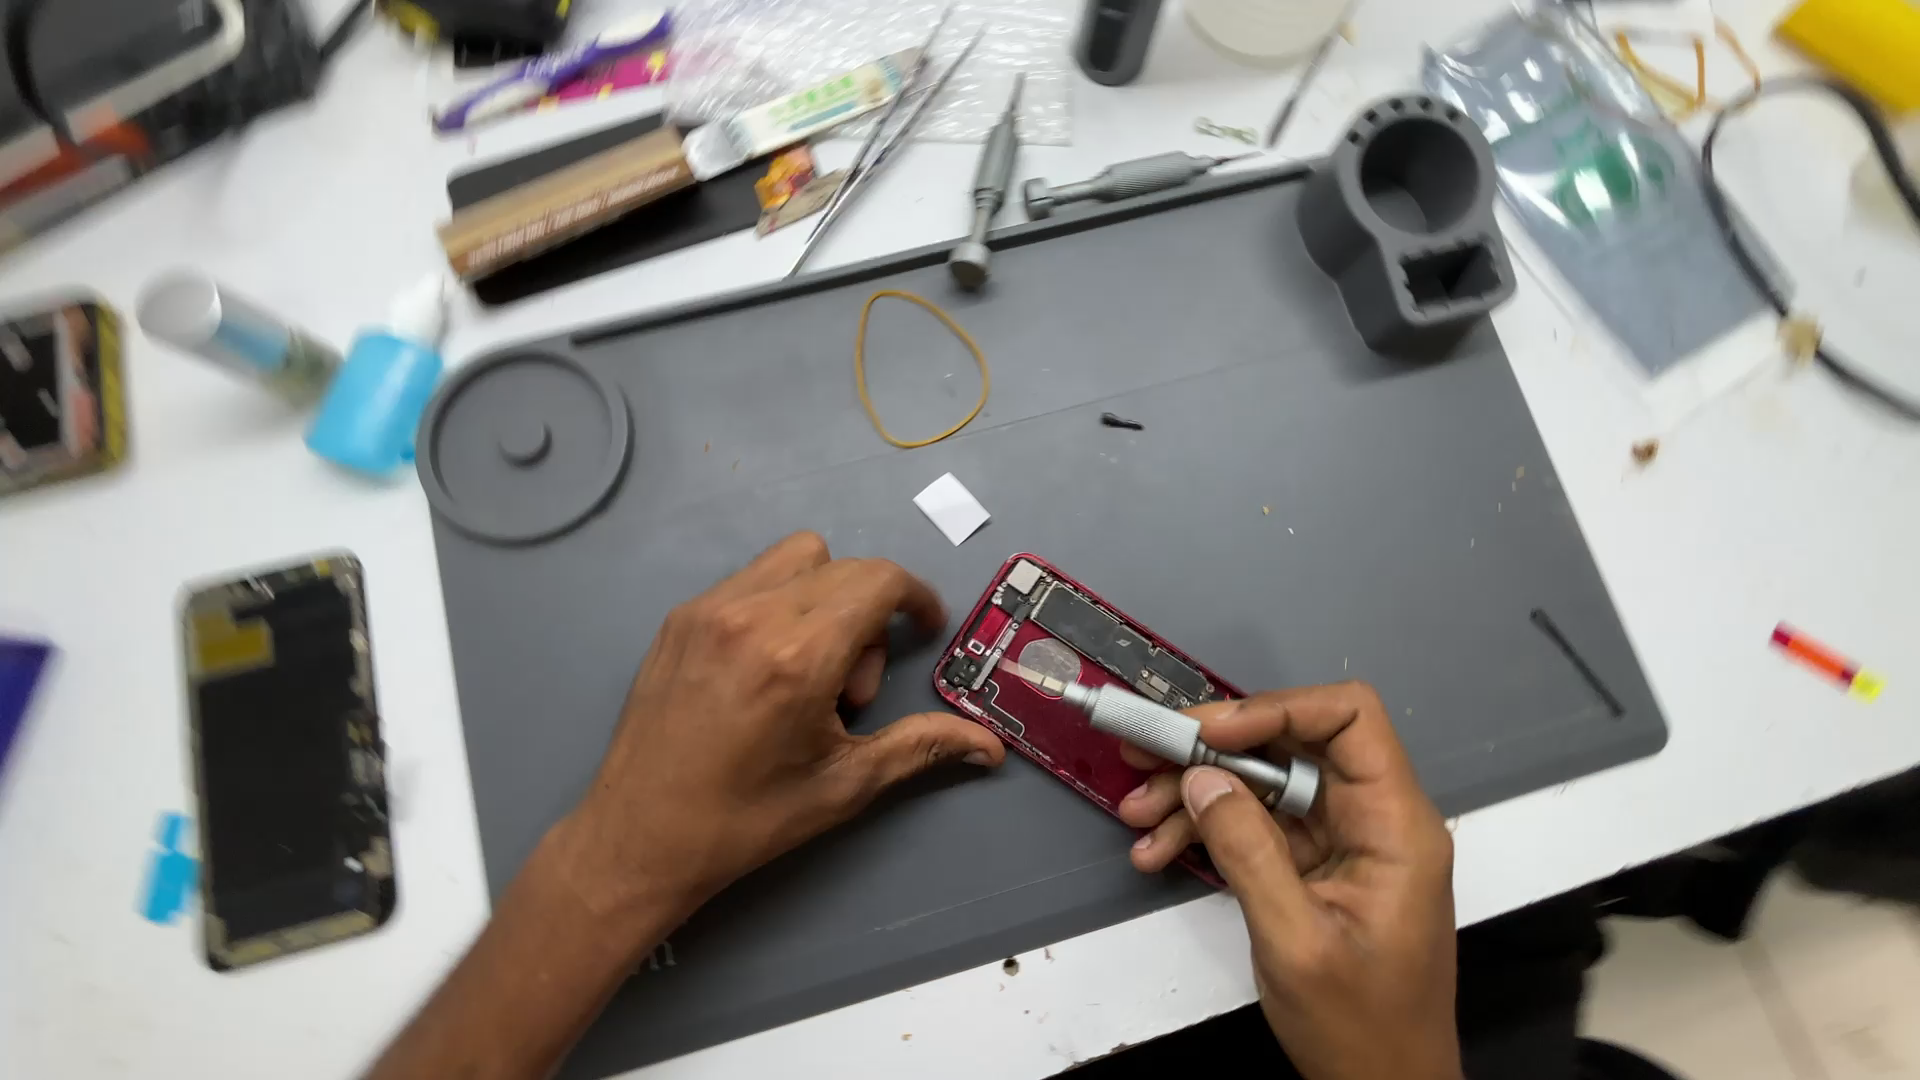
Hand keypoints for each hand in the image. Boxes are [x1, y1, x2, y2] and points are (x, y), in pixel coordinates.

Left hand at [552, 531, 1006, 930]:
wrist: (636, 839)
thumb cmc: (747, 820)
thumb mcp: (845, 784)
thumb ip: (923, 747)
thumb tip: (991, 747)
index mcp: (800, 655)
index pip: (879, 580)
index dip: (916, 596)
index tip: (926, 626)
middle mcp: (754, 614)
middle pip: (845, 566)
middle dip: (871, 611)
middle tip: (850, 685)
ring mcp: (710, 607)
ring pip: (798, 557)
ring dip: (826, 594)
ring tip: (809, 666)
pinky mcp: (681, 615)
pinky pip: (754, 576)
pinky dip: (782, 600)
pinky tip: (768, 663)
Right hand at [1115, 682, 1460, 1079]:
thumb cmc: (1359, 1028)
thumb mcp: (1296, 943)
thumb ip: (1248, 852)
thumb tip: (1200, 778)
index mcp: (1392, 823)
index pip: (1348, 718)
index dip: (1276, 709)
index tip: (1209, 733)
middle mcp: (1365, 814)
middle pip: (1285, 741)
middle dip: (1209, 746)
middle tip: (1144, 754)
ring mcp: (1332, 834)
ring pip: (1256, 777)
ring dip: (1191, 789)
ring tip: (1136, 813)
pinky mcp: (1303, 856)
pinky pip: (1247, 818)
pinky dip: (1199, 827)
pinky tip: (1156, 849)